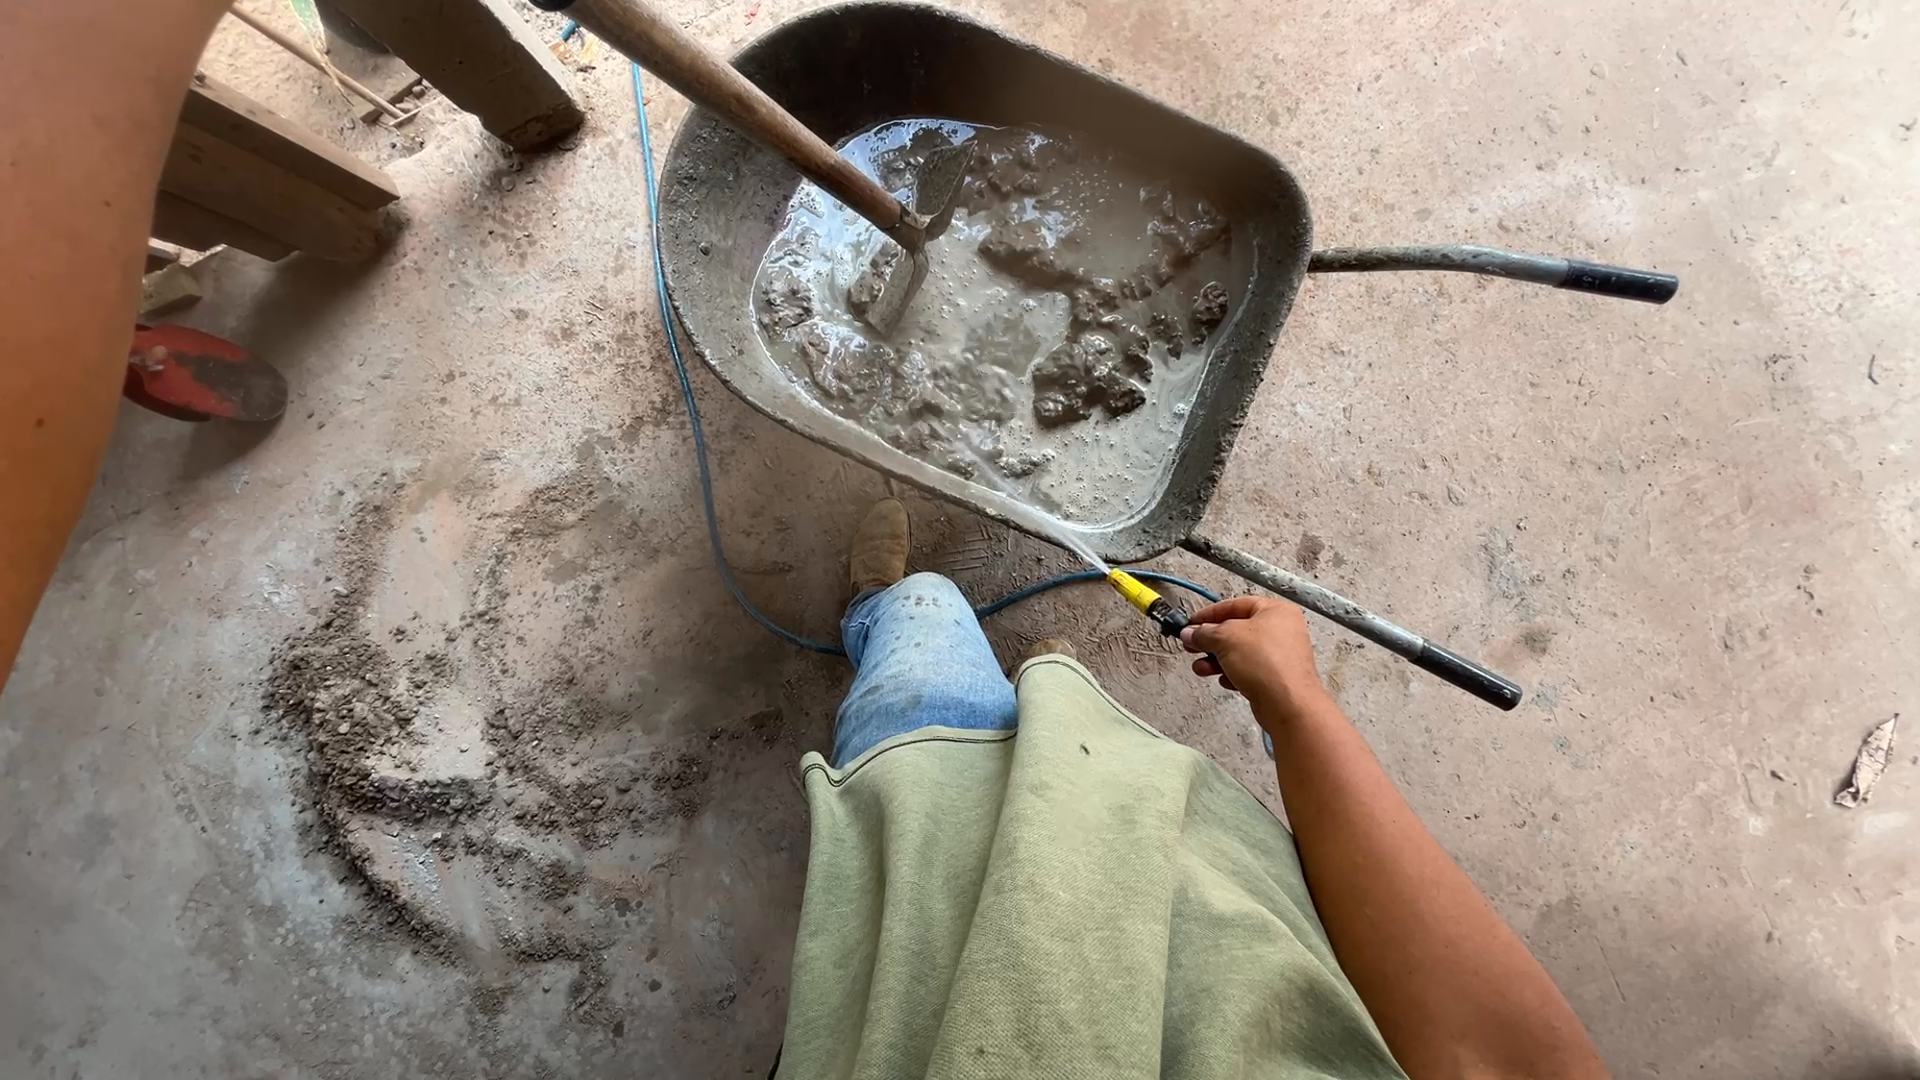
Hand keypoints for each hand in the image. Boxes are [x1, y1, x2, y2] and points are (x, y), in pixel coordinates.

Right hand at [1179, 596, 1330, 719]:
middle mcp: (1281, 631)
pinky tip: (1224, 679)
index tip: (1192, 624)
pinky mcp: (1274, 677)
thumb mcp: (1225, 638)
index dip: (1209, 614)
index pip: (1234, 605)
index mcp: (1276, 611)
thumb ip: (1204, 633)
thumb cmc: (1269, 665)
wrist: (1287, 704)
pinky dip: (1232, 673)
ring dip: (1216, 660)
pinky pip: (1247, 670)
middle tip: (1193, 645)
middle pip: (1235, 630)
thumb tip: (1191, 633)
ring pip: (1238, 652)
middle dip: (1210, 641)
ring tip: (1202, 667)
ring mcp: (1279, 655)